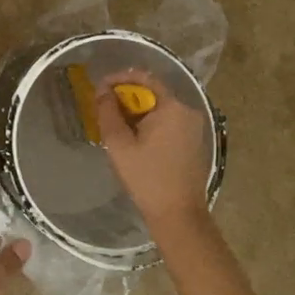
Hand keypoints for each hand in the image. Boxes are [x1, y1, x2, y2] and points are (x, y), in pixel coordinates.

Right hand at [95, 69, 210, 227]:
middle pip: (152, 93)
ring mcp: (194, 127)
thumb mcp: (119, 144)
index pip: (144, 78)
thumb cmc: (147, 178)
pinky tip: (136, 142)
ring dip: (137, 114)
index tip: (100, 89)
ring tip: (117, 129)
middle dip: (126, 99)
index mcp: (172, 107)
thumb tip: (102, 91)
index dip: (119, 79)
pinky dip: (150, 125)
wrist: (179, 215)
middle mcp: (187, 111)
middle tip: (105, 112)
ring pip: (160, 110)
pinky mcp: (194, 142)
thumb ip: (108, 112)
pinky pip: (169, 123)